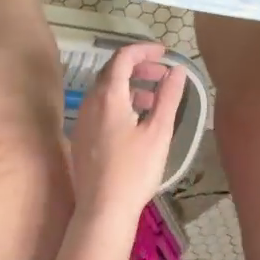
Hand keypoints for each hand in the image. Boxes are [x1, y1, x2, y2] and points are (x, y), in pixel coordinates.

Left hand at [70, 42, 187, 218]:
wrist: (103, 210)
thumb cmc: (135, 170)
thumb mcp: (158, 132)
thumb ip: (168, 97)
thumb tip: (178, 70)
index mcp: (109, 95)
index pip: (123, 57)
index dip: (144, 50)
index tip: (164, 53)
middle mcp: (90, 101)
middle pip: (112, 71)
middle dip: (139, 67)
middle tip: (163, 74)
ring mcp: (82, 119)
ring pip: (105, 90)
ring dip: (130, 86)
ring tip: (153, 98)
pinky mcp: (81, 136)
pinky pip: (100, 106)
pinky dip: (119, 102)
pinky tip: (135, 121)